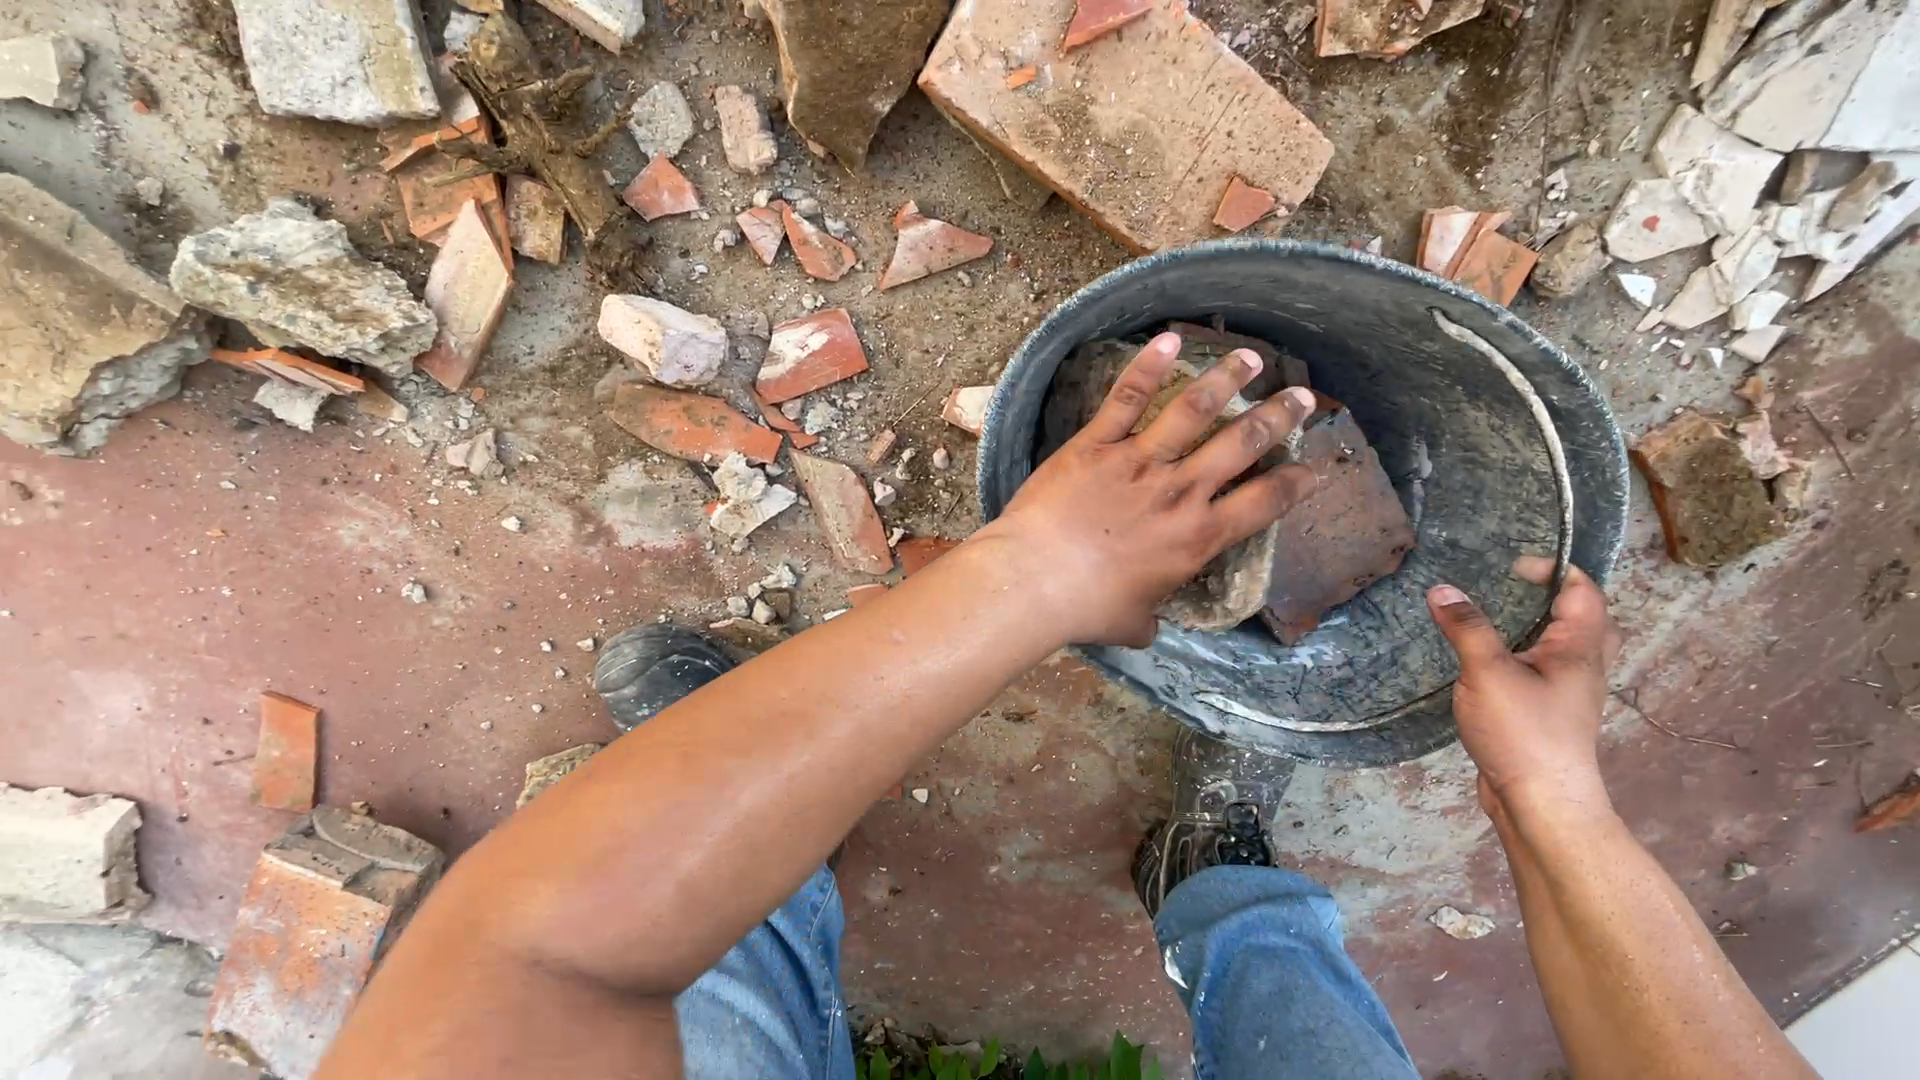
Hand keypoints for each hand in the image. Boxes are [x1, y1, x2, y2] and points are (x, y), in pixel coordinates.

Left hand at [976, 332, 1317, 646]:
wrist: (1035, 580)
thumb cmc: (1086, 608)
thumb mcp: (1134, 624)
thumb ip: (1150, 619)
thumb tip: (1148, 628)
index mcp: (1198, 538)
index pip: (1265, 502)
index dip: (1297, 482)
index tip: (1315, 466)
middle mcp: (1180, 492)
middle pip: (1242, 444)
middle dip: (1278, 416)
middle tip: (1301, 395)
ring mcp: (1138, 462)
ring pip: (1193, 409)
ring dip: (1226, 379)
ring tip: (1249, 357)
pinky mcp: (1097, 445)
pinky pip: (1127, 399)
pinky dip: (1148, 366)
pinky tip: (1169, 338)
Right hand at [1426, 557, 1622, 819]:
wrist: (1541, 801)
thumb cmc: (1523, 731)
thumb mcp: (1487, 673)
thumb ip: (1466, 628)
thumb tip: (1442, 590)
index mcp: (1579, 650)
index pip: (1584, 594)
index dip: (1556, 570)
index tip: (1513, 566)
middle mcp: (1582, 668)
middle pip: (1587, 621)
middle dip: (1558, 598)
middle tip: (1518, 588)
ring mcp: (1566, 694)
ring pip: (1563, 649)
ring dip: (1540, 627)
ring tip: (1500, 619)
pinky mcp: (1546, 714)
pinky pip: (1542, 671)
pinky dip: (1523, 655)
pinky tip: (1489, 663)